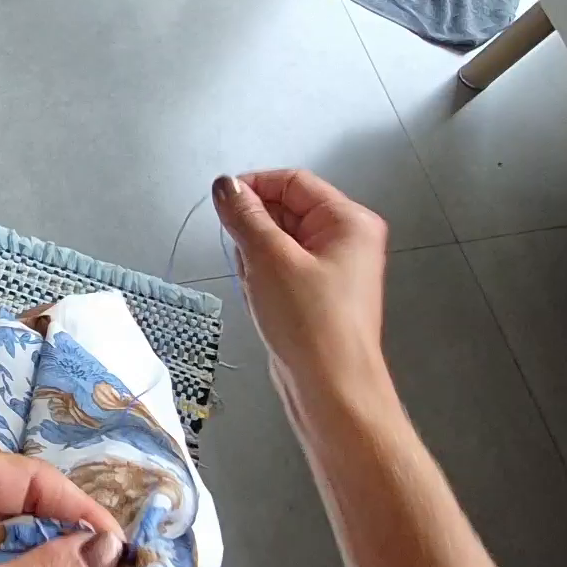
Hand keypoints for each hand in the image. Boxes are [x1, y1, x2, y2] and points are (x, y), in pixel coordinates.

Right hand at [212, 170, 390, 404]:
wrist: (328, 384)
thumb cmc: (305, 318)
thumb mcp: (268, 258)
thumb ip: (244, 215)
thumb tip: (224, 184)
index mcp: (347, 221)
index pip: (292, 181)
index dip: (253, 186)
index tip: (218, 203)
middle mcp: (345, 238)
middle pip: (286, 208)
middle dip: (253, 225)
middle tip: (238, 251)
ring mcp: (332, 266)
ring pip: (278, 238)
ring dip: (254, 252)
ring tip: (253, 280)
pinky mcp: (317, 291)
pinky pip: (281, 264)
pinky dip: (261, 271)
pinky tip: (257, 294)